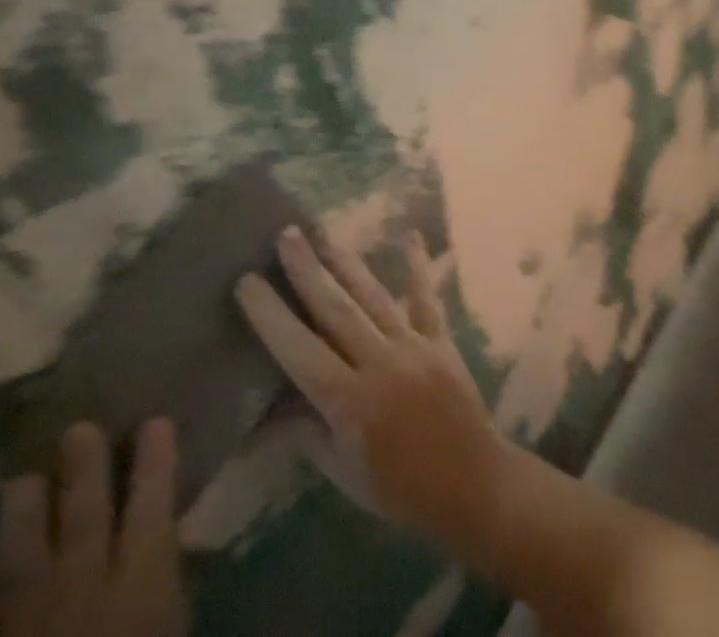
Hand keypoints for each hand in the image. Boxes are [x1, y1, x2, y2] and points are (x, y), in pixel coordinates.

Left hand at [0, 420, 187, 636]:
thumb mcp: (169, 628)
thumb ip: (161, 593)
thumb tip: (164, 554)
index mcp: (139, 586)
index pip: (149, 514)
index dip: (154, 467)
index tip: (156, 421)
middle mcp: (83, 595)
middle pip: (84, 524)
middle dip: (85, 476)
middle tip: (78, 427)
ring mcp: (29, 628)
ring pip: (23, 565)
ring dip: (22, 523)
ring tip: (19, 481)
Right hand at [234, 227, 507, 541]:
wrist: (471, 483)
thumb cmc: (399, 487)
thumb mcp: (340, 471)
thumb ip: (305, 431)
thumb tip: (267, 405)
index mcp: (349, 400)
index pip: (299, 349)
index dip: (271, 314)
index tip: (247, 281)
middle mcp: (380, 363)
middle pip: (336, 309)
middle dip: (307, 270)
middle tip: (286, 234)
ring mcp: (415, 347)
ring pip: (374, 297)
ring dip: (346, 262)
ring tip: (323, 231)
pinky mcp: (442, 342)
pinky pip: (426, 299)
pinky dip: (418, 267)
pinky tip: (411, 235)